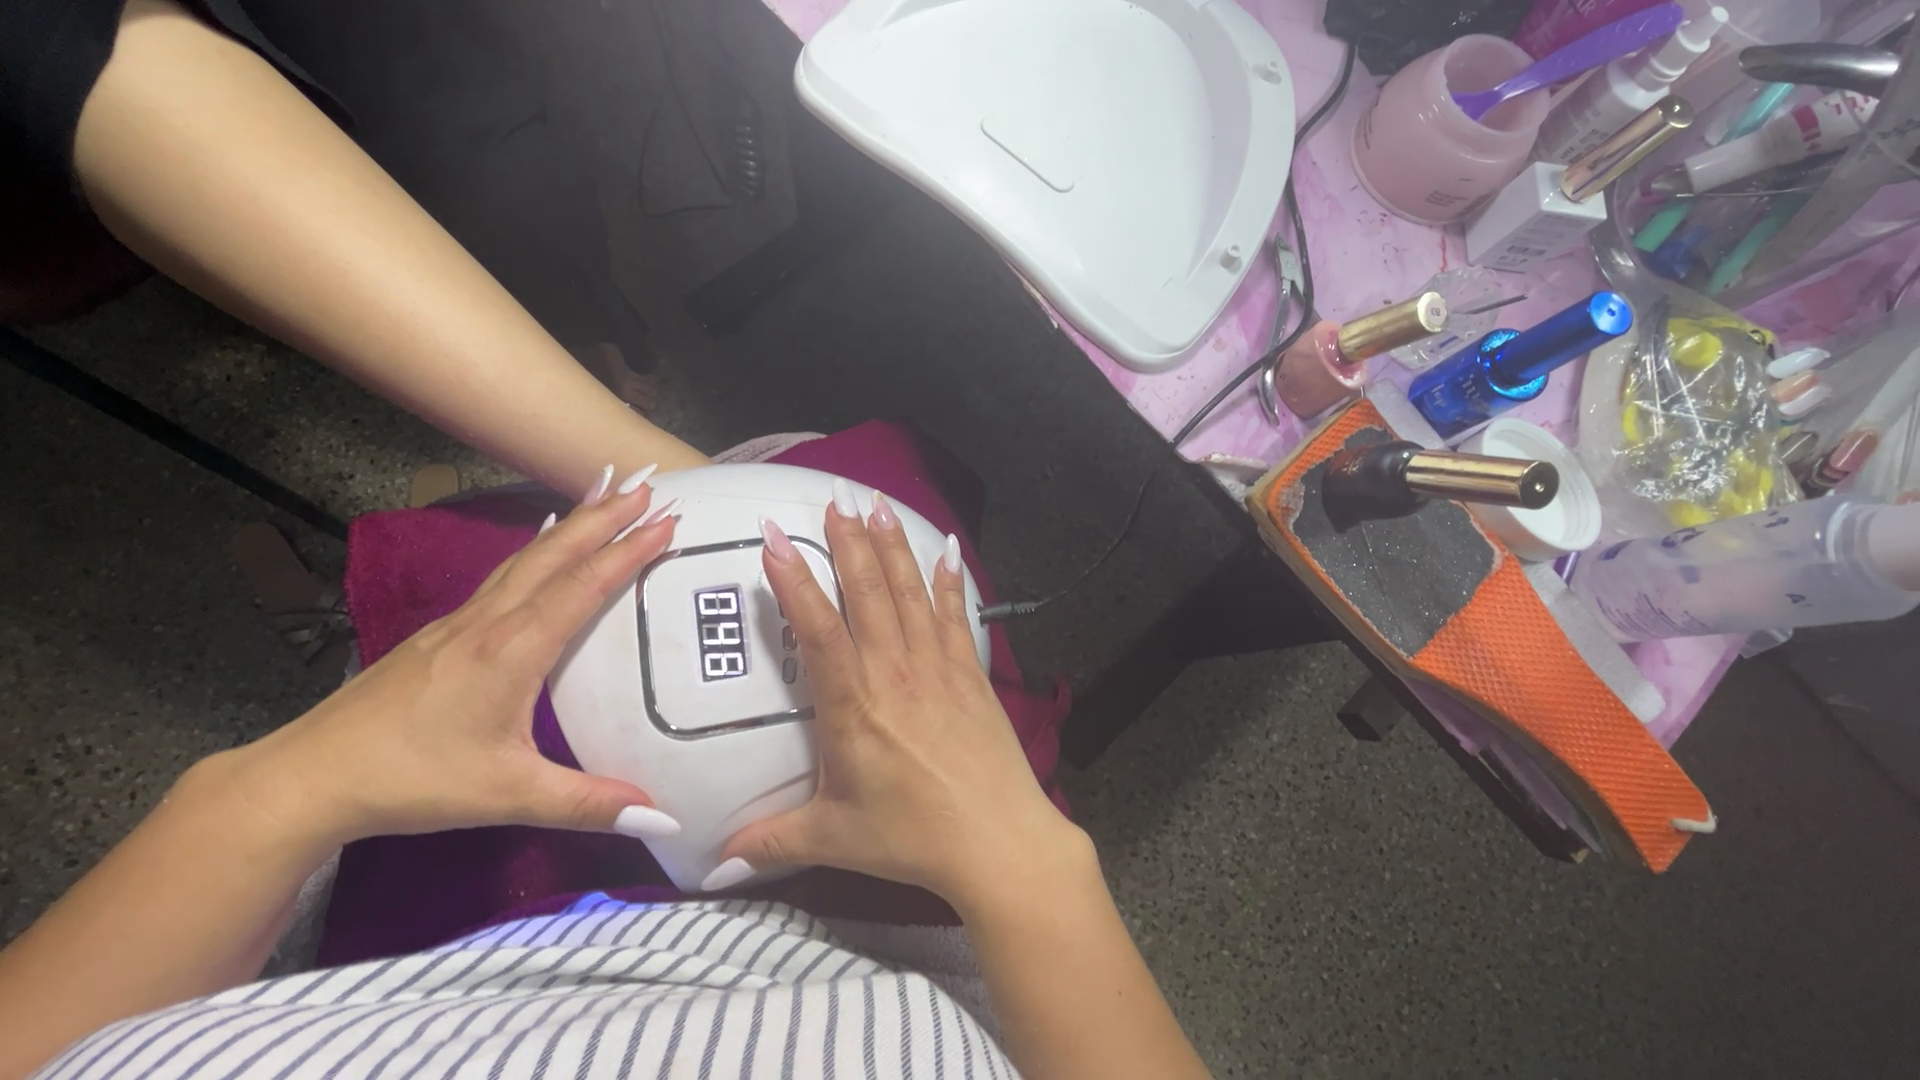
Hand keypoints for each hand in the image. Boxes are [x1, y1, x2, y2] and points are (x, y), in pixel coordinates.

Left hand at [215, 465, 683, 847]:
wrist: (307, 777)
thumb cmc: (413, 781)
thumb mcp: (507, 796)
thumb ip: (588, 804)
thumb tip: (663, 815)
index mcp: (511, 650)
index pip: (581, 587)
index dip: (627, 552)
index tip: (666, 521)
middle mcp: (488, 622)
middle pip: (553, 554)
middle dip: (603, 517)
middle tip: (648, 487)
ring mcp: (460, 623)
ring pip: (525, 558)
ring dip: (571, 525)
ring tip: (604, 496)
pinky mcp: (442, 634)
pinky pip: (504, 575)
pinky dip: (539, 550)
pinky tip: (542, 550)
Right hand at [716, 491, 1086, 909]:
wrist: (997, 840)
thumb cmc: (911, 837)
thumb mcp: (833, 838)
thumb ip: (772, 841)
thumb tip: (713, 864)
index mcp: (852, 703)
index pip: (816, 627)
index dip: (794, 579)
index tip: (775, 535)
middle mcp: (894, 670)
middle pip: (867, 591)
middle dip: (847, 540)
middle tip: (833, 496)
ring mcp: (937, 667)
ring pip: (910, 592)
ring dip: (892, 545)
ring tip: (877, 503)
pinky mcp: (971, 674)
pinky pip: (956, 616)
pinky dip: (948, 581)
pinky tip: (945, 549)